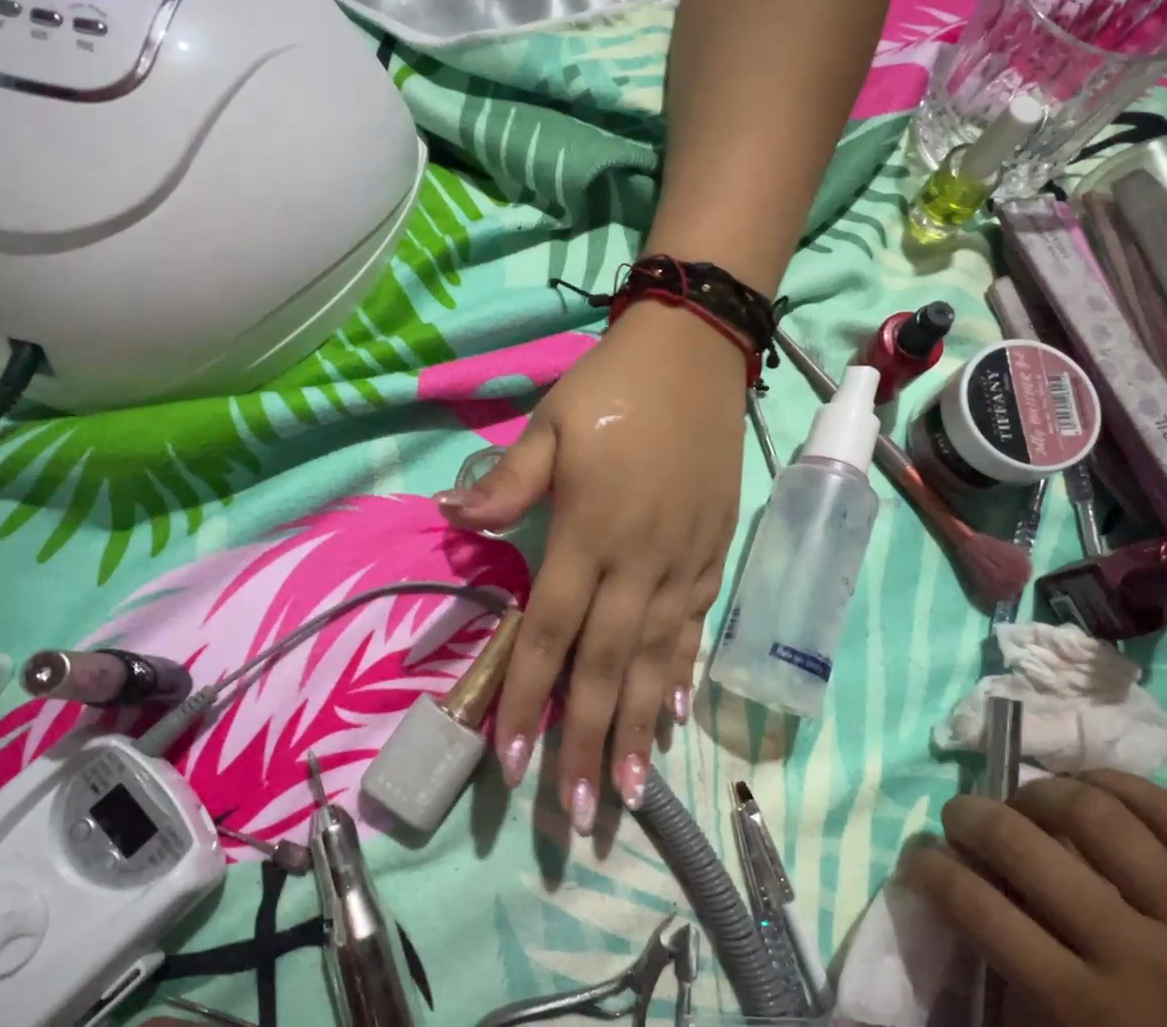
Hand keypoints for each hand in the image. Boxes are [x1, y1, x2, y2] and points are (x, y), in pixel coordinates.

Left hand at [438, 301, 746, 833]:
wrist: (696, 357)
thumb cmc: (614, 390)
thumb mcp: (551, 423)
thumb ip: (507, 481)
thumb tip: (453, 519)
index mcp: (589, 530)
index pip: (553, 630)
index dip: (529, 694)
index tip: (511, 757)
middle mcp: (638, 560)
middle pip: (607, 663)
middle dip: (589, 739)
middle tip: (578, 810)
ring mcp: (682, 561)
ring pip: (656, 658)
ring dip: (641, 727)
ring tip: (632, 790)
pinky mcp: (712, 553)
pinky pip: (694, 624)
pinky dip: (682, 672)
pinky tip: (675, 713)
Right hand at [904, 770, 1166, 1026]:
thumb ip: (1030, 1003)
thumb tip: (977, 929)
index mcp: (1089, 1010)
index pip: (979, 911)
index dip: (931, 871)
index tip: (918, 858)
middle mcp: (1135, 952)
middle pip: (1023, 847)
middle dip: (970, 817)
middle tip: (959, 815)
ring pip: (1095, 816)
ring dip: (1039, 793)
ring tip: (1024, 798)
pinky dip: (1117, 784)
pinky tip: (1091, 783)